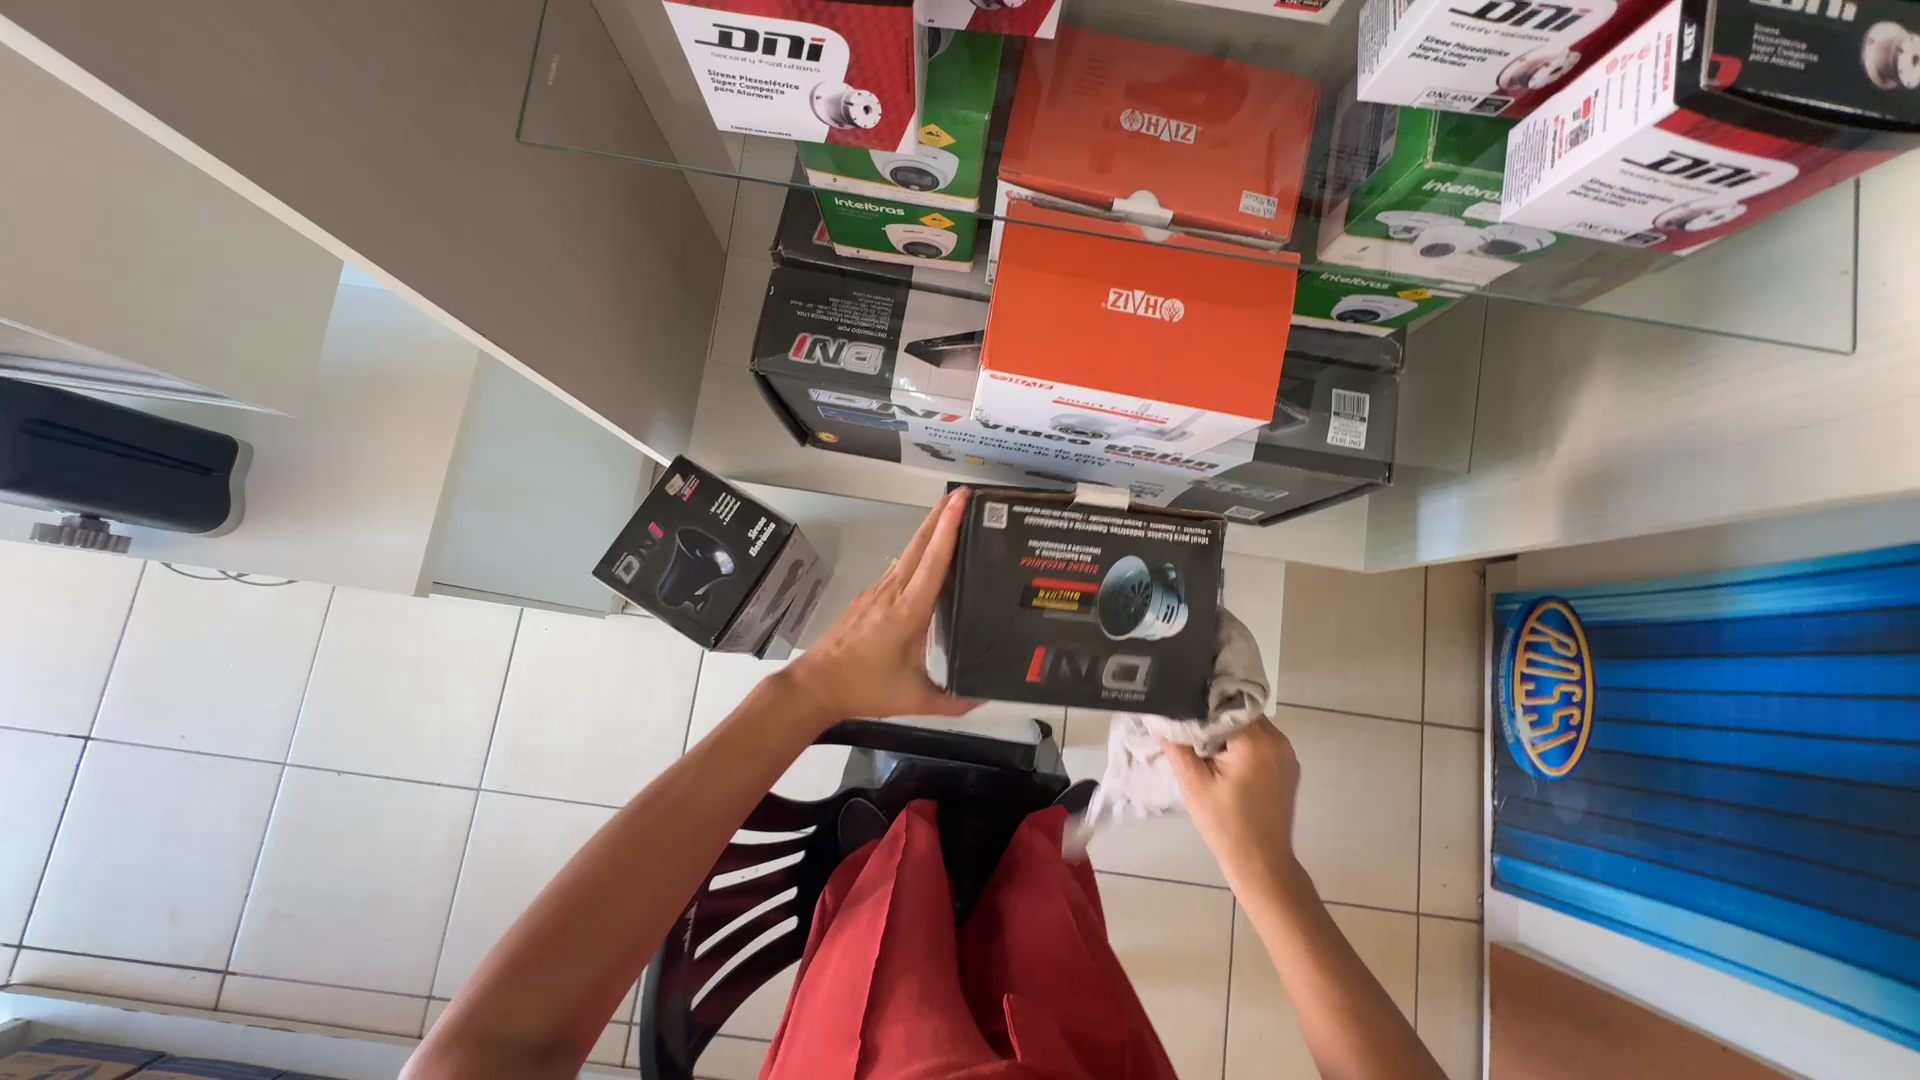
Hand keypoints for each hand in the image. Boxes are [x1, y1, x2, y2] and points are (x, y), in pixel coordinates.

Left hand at [781, 488, 979, 725]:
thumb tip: (986, 696)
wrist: (815, 686)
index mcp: (908, 611)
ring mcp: (877, 593)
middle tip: (964, 495)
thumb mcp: (915, 699)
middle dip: (941, 516)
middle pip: (919, 545)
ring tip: (952, 519)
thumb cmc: (865, 689)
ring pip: (908, 554)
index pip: (934, 560)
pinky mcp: (868, 598)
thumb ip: (954, 701)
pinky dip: (917, 556)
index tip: (961, 500)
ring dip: (929, 533)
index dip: (949, 528)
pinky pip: (898, 569)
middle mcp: (892, 593)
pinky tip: (928, 562)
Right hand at [1163, 718, 1301, 889]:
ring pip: (1251, 726)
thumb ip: (1177, 746)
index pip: (1227, 704)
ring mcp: (1287, 755)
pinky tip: (1223, 760)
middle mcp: (1279, 741)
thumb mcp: (1194, 785)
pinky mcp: (1288, 767)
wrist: (1261, 864)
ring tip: (1203, 746)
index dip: (1202, 704)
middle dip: (1214, 718)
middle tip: (1188, 728)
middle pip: (1241, 712)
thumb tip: (1160, 719)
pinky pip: (1261, 742)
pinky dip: (1242, 744)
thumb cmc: (1226, 826)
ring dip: (1228, 731)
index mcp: (1257, 742)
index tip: (1181, 709)